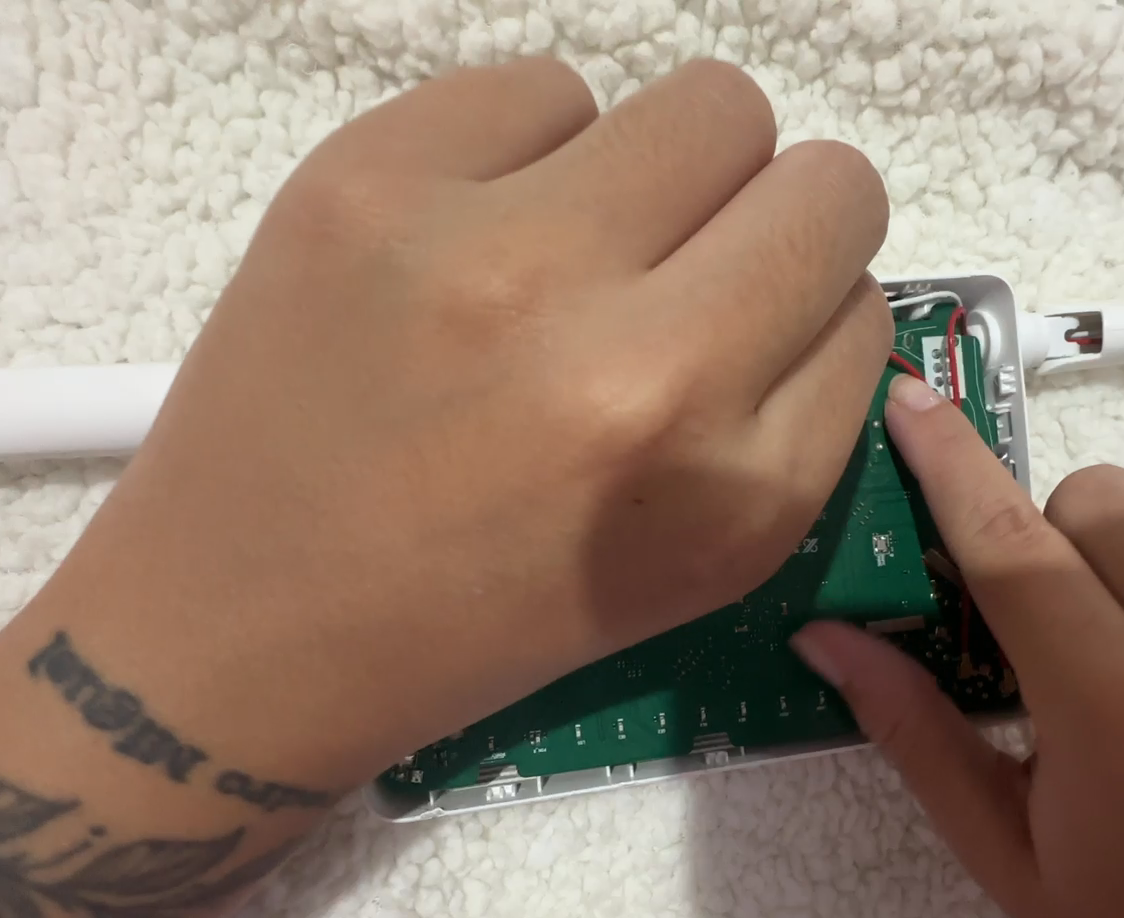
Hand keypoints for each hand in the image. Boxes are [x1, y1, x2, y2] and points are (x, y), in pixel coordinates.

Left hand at [35, 58, 889, 784]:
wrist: (260, 623)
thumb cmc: (501, 616)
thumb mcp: (700, 563)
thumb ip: (801, 418)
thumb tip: (823, 274)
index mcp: (729, 484)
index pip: (864, 303)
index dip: (819, 308)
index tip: (758, 332)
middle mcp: (639, 364)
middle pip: (820, 178)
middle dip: (784, 221)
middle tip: (692, 277)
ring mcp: (498, 254)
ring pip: (706, 106)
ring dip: (675, 179)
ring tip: (586, 259)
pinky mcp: (370, 179)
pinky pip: (543, 88)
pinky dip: (542, 155)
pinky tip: (484, 239)